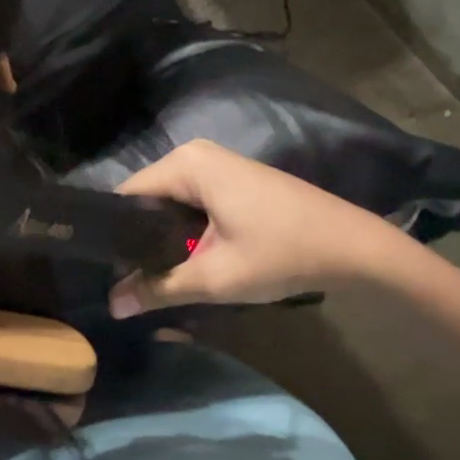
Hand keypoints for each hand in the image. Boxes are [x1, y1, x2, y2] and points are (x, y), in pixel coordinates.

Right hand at [108, 140, 406, 316]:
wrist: (356, 249)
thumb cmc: (282, 253)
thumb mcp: (216, 278)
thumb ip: (159, 289)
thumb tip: (111, 305)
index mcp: (185, 164)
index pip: (127, 195)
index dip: (112, 233)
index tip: (103, 270)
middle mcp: (195, 154)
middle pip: (147, 198)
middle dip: (137, 238)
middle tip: (125, 281)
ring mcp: (216, 164)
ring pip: (169, 203)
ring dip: (161, 237)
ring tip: (149, 276)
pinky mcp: (233, 180)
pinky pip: (191, 202)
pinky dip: (184, 230)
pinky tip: (184, 260)